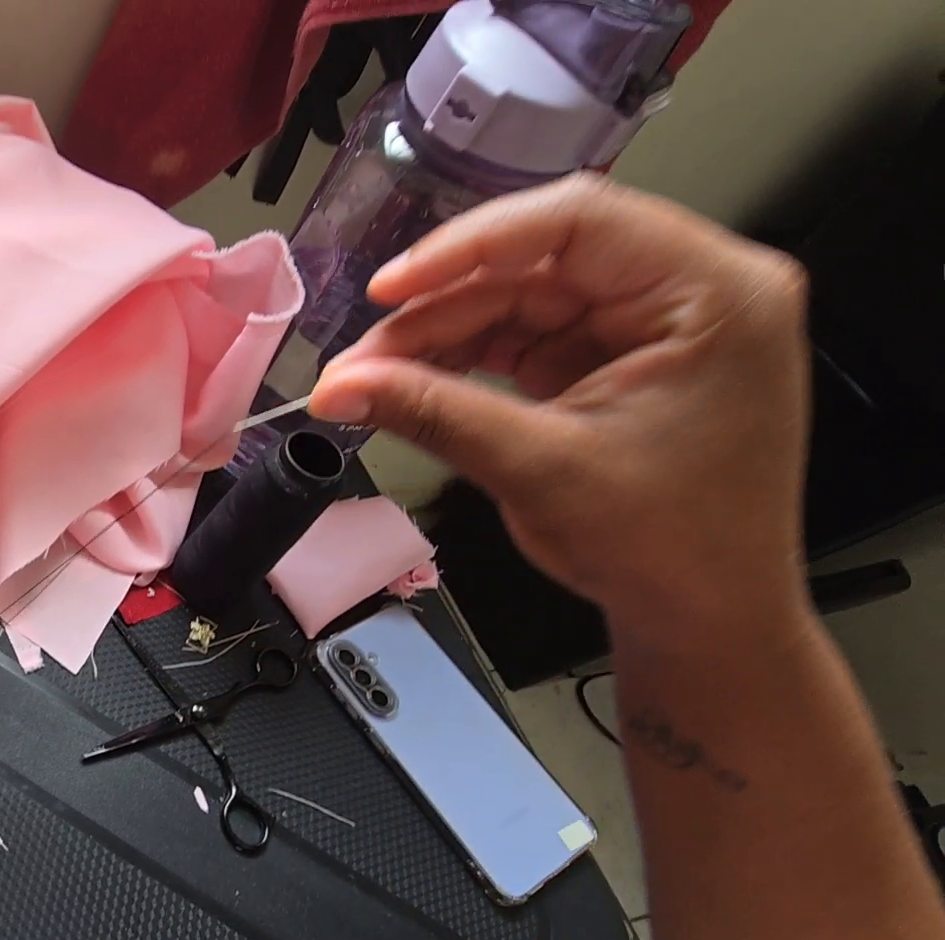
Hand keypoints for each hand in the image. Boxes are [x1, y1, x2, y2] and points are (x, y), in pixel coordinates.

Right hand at [308, 174, 812, 635]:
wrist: (698, 610)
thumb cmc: (663, 542)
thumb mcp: (538, 467)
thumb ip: (433, 414)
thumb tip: (337, 389)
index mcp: (710, 293)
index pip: (577, 222)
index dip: (470, 246)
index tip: (388, 289)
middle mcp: (678, 293)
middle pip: (531, 266)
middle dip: (434, 312)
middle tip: (356, 364)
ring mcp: (635, 328)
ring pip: (510, 304)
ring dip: (432, 341)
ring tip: (366, 382)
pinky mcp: (597, 362)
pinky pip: (511, 342)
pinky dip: (454, 364)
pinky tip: (405, 386)